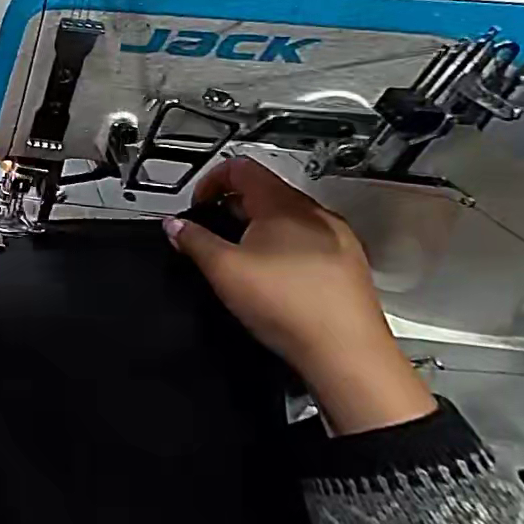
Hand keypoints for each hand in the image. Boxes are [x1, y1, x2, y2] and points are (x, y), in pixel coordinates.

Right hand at [163, 158, 434, 434]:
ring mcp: (337, 239)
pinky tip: (273, 280)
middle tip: (214, 231)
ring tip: (241, 258)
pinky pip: (308, 242)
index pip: (240, 167)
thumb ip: (193, 240)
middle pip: (263, 190)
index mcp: (284, 204)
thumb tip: (175, 226)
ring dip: (258, 229)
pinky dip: (284, 249)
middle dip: (232, 207)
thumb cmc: (294, 310)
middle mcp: (316, 214)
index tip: (200, 203)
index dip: (210, 181)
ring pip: (287, 217)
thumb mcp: (223, 270)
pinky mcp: (347, 265)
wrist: (347, 356)